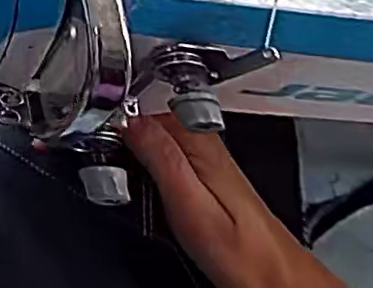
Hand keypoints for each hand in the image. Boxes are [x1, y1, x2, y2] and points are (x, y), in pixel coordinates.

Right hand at [125, 113, 342, 287]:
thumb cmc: (242, 252)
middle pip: (141, 114)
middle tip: (107, 166)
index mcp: (193, 134)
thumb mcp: (191, 206)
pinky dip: (143, 161)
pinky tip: (141, 184)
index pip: (138, 103)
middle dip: (118, 132)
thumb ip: (159, 156)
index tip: (94, 135)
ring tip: (120, 177)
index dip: (111, 115)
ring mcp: (198, 149)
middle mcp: (197, 134)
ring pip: (148, 131)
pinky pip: (158, 149)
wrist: (278, 279)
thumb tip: (126, 118)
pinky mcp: (198, 166)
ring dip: (128, 147)